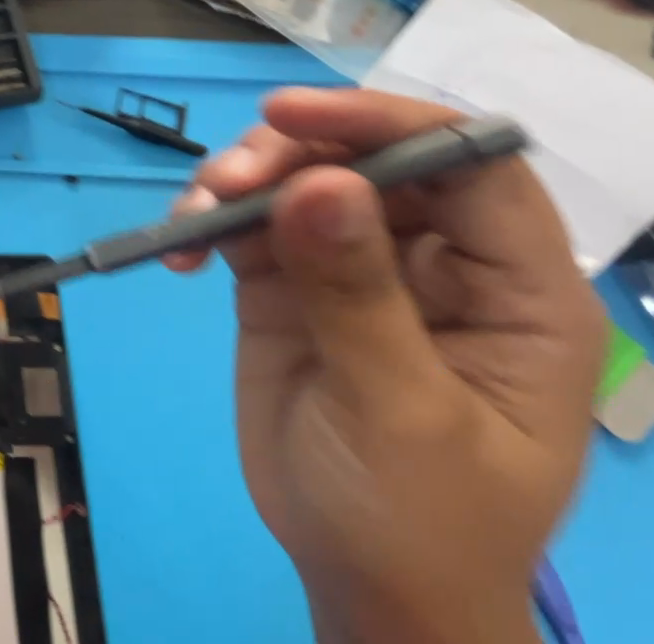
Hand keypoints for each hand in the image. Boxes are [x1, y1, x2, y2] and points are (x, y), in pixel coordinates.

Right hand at [165, 89, 603, 643]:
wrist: (360, 575)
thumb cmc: (418, 512)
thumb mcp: (398, 407)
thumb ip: (357, 293)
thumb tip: (317, 183)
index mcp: (512, 287)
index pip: (467, 167)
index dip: (386, 122)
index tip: (286, 115)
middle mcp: (434, 263)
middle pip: (368, 161)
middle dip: (288, 155)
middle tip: (218, 184)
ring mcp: (354, 272)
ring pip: (296, 185)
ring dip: (237, 185)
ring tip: (190, 219)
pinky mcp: (288, 288)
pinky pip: (247, 229)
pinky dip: (206, 226)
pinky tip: (179, 252)